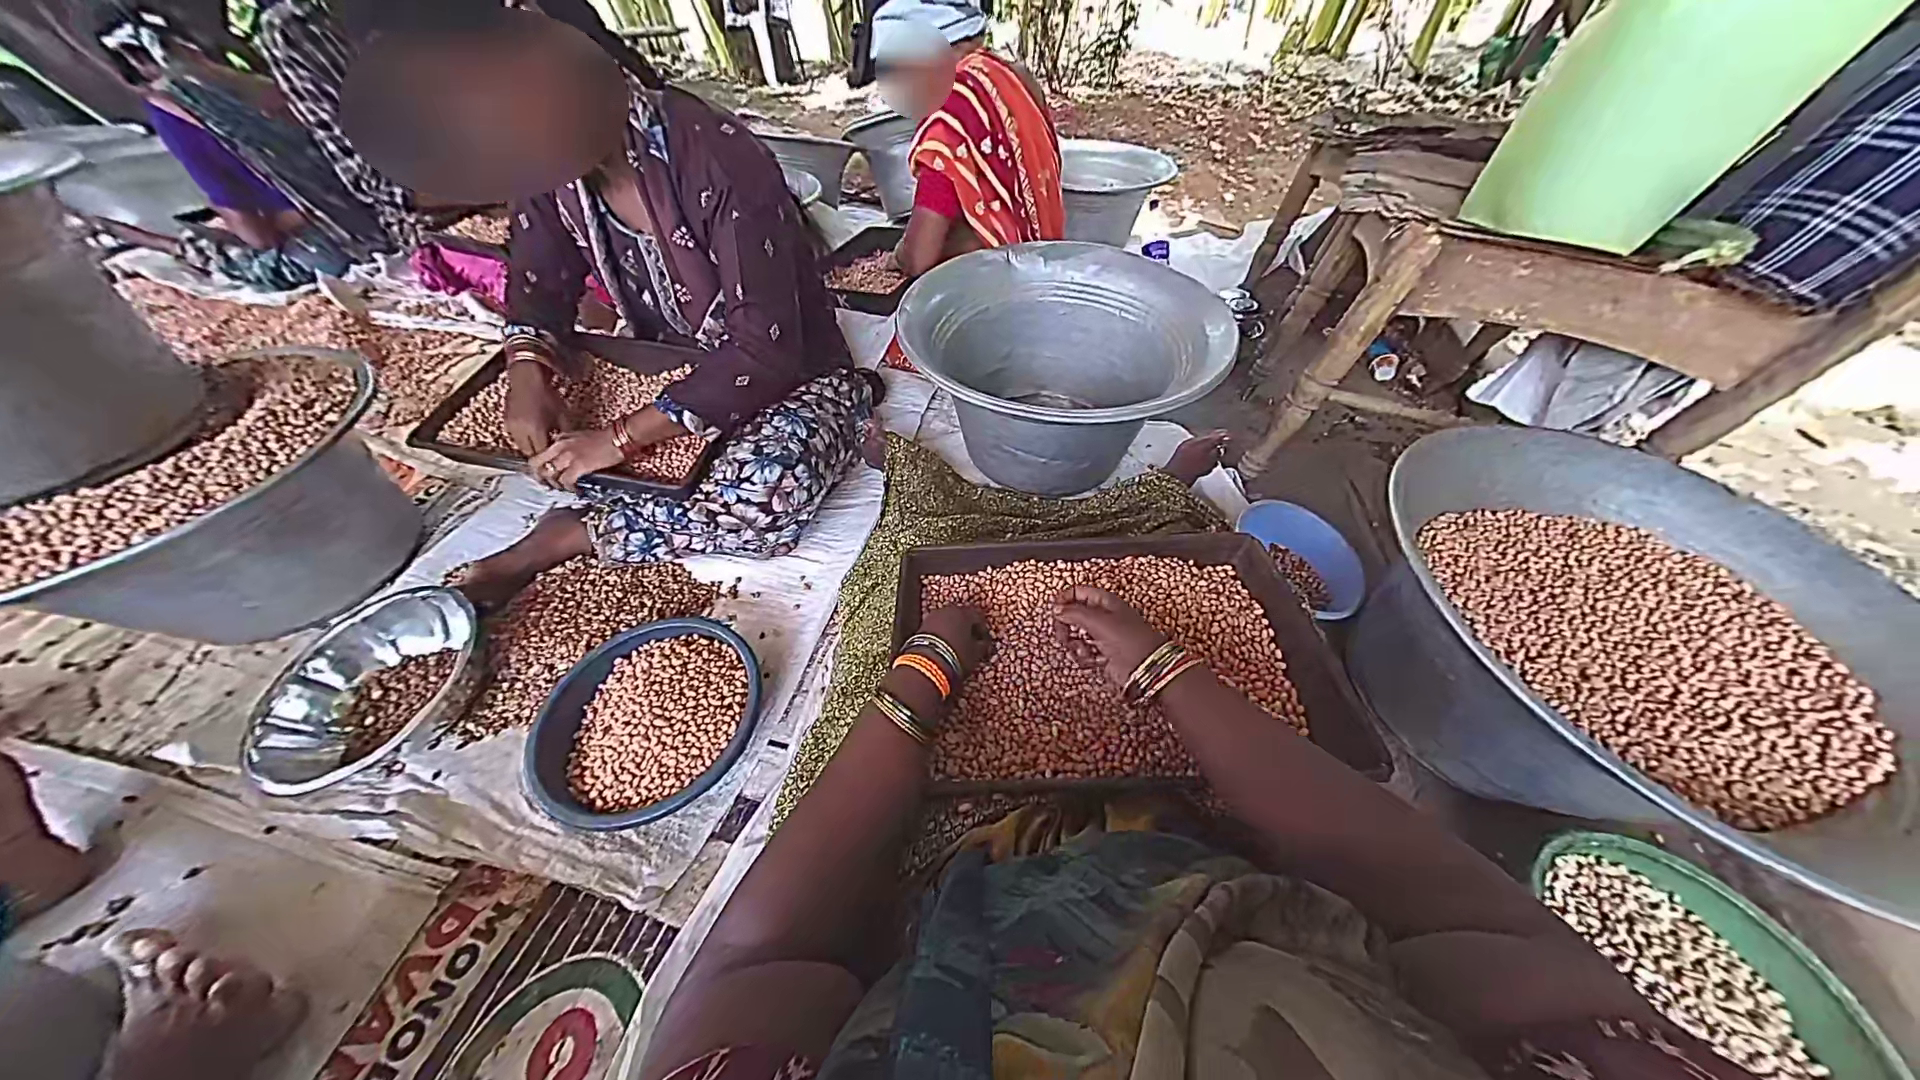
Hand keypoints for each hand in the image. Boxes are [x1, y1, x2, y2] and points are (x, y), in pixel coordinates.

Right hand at [504, 359, 567, 456]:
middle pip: (530, 453)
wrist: (527, 380)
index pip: (542, 453)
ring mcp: (511, 427)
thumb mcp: (561, 417)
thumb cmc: (547, 396)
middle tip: (550, 457)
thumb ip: (564, 434)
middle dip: (540, 457)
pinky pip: (515, 438)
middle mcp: (520, 431)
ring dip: (531, 450)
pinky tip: (533, 437)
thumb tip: (567, 447)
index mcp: (535, 430)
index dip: (550, 459)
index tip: (557, 463)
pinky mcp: (506, 422)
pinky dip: (524, 441)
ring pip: (521, 447)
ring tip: (542, 448)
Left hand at [528, 427, 623, 491]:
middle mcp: (560, 447)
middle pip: (537, 464)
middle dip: (539, 476)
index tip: (542, 474)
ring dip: (554, 484)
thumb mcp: (578, 435)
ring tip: (562, 488)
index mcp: (559, 440)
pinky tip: (574, 490)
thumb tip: (559, 451)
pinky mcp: (579, 466)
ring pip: (549, 474)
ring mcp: (568, 457)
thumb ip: (565, 442)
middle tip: (547, 484)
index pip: (538, 454)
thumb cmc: (603, 438)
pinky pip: (566, 480)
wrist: (617, 439)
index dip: (537, 466)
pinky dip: (568, 487)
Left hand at [916, 605, 992, 682]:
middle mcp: (948, 610)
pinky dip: (942, 635)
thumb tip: (983, 644)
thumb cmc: (956, 656)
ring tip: (957, 645)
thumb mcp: (975, 654)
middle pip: (961, 616)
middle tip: (971, 641)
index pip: (978, 617)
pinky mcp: (922, 626)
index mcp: (964, 613)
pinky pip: (936, 628)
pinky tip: (944, 647)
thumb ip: (982, 645)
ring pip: (948, 621)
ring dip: (953, 630)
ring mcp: (933, 617)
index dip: (983, 629)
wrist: (927, 662)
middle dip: (967, 628)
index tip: (984, 641)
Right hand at [1052, 586, 1166, 688]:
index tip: (1056, 612)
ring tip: (1084, 651)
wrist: (1146, 668)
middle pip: (1071, 615)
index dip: (1064, 600)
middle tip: (1064, 635)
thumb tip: (1056, 609)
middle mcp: (1101, 617)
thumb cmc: (1130, 641)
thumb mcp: (1098, 621)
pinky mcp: (1100, 653)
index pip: (1077, 592)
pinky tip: (1093, 660)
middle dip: (1065, 626)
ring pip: (1074, 635)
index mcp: (1104, 601)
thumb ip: (1074, 612)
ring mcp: (1100, 635)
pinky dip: (1083, 657)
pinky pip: (1081, 652)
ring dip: (1075, 645)